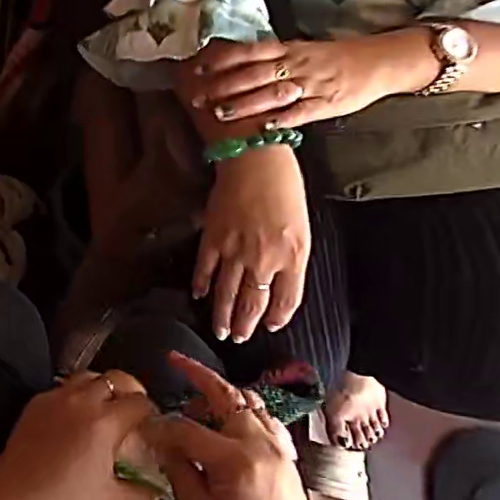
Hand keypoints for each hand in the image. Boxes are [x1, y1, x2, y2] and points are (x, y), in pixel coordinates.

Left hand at [0, 371, 160, 499]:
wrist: (14, 497)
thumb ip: (144, 491)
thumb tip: (158, 486)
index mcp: (103, 423)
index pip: (139, 401)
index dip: (150, 412)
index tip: (151, 424)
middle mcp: (80, 402)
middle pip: (115, 378)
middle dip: (130, 390)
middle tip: (133, 409)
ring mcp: (55, 398)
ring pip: (87, 376)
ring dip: (102, 386)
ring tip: (107, 407)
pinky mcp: (37, 401)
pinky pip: (63, 387)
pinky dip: (77, 394)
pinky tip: (77, 416)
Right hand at [142, 352, 344, 499]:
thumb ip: (179, 468)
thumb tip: (164, 443)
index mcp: (237, 461)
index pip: (187, 428)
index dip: (161, 428)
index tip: (144, 430)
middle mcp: (262, 446)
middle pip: (227, 397)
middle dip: (199, 375)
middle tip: (176, 360)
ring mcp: (280, 451)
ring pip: (249, 404)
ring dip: (222, 394)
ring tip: (196, 398)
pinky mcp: (287, 460)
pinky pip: (264, 421)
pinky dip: (243, 411)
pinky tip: (226, 421)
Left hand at [188, 31, 433, 128]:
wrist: (382, 61)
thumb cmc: (333, 57)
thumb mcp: (300, 50)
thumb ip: (269, 56)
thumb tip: (231, 58)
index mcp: (289, 49)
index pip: (250, 51)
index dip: (222, 59)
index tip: (197, 67)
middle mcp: (297, 64)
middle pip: (255, 74)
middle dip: (224, 86)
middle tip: (198, 96)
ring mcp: (312, 83)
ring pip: (274, 93)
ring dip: (245, 104)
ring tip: (221, 113)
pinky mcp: (328, 102)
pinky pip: (302, 111)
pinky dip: (284, 118)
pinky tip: (265, 125)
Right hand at [196, 146, 309, 341]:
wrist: (255, 160)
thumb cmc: (284, 187)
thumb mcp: (301, 225)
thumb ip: (290, 255)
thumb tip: (275, 277)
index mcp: (293, 256)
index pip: (286, 299)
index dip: (277, 317)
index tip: (270, 326)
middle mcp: (264, 260)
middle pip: (253, 302)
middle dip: (245, 324)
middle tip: (238, 339)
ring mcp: (236, 251)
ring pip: (227, 292)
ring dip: (222, 314)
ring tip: (219, 330)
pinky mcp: (213, 239)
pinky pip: (205, 268)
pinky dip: (201, 283)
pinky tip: (198, 295)